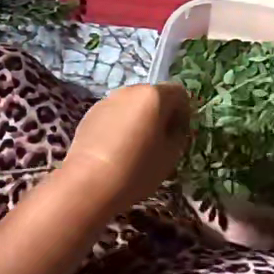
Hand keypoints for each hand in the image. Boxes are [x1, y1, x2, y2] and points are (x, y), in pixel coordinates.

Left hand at [58, 83, 191, 211]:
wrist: (89, 182)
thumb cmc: (137, 168)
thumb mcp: (170, 156)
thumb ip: (178, 135)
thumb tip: (174, 128)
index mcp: (153, 96)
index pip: (179, 93)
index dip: (184, 112)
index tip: (180, 134)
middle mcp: (129, 91)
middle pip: (153, 96)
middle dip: (160, 114)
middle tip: (160, 141)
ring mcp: (106, 101)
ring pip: (131, 105)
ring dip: (139, 119)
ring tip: (136, 147)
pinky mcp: (89, 114)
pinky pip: (114, 115)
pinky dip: (120, 126)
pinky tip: (116, 150)